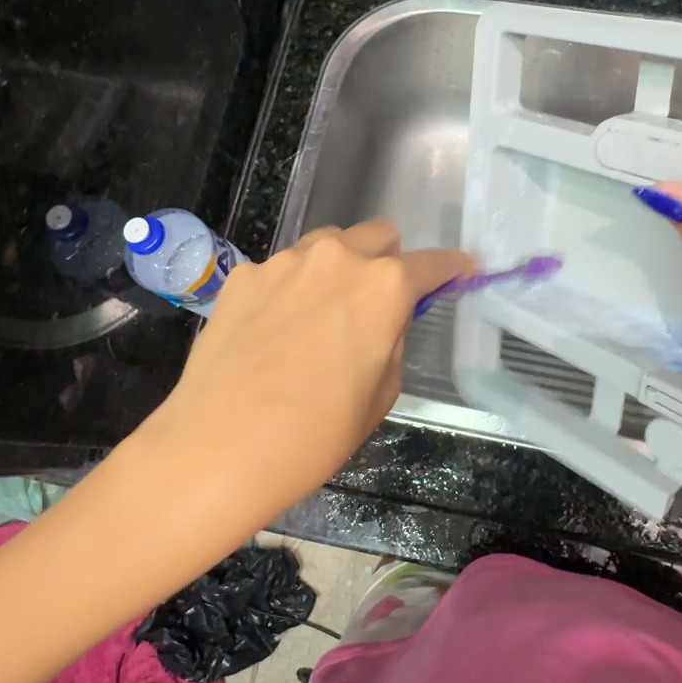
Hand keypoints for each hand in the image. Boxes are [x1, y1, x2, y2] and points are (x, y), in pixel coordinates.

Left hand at [137, 221, 471, 529]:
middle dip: (389, 260)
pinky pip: (282, 270)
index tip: (462, 271)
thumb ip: (391, 339)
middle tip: (379, 301)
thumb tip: (383, 320)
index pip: (432, 263)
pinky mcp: (243, 276)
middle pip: (377, 235)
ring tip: (322, 315)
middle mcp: (337, 259)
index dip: (452, 267)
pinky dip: (291, 288)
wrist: (219, 447)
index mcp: (383, 287)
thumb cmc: (316, 435)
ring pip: (327, 246)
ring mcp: (284, 262)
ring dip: (338, 267)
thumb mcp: (380, 394)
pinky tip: (274, 332)